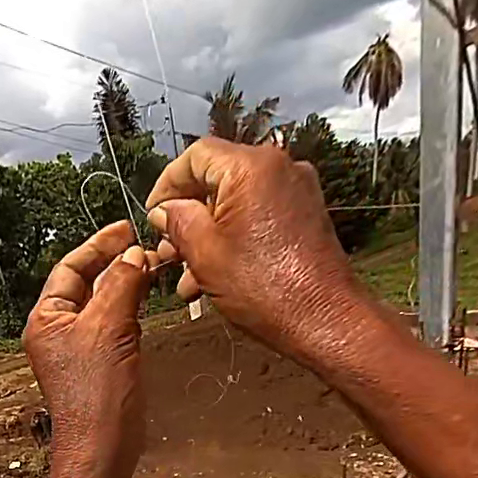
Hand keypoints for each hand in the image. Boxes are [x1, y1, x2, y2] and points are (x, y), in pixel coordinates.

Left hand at [23, 221, 152, 477]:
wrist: (103, 451)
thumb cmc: (96, 397)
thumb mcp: (109, 330)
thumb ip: (121, 285)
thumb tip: (135, 254)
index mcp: (46, 319)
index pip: (70, 267)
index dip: (98, 244)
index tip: (126, 228)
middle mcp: (59, 331)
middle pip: (87, 283)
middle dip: (116, 263)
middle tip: (146, 246)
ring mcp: (81, 350)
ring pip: (105, 304)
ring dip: (127, 283)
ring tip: (152, 266)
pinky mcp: (102, 365)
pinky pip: (116, 326)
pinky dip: (132, 309)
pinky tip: (148, 300)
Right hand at [145, 137, 365, 358]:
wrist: (325, 320)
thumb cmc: (266, 289)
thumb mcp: (205, 253)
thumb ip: (178, 221)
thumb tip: (164, 210)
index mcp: (252, 167)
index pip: (195, 157)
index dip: (166, 185)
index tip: (152, 215)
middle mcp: (279, 168)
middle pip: (216, 180)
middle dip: (187, 218)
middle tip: (167, 252)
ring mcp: (296, 191)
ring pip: (235, 204)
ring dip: (207, 236)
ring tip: (187, 277)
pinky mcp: (305, 215)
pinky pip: (258, 217)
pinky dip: (233, 239)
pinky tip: (214, 276)